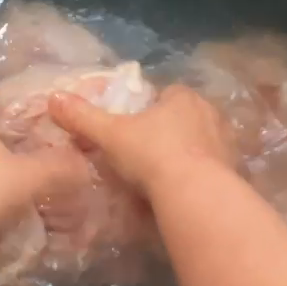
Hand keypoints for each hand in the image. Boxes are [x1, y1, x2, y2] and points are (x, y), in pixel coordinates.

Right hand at [49, 84, 238, 189]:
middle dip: (168, 129)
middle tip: (144, 151)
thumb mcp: (109, 135)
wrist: (193, 192)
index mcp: (182, 98)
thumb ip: (82, 118)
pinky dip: (197, 173)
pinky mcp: (233, 168)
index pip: (166, 93)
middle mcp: (209, 112)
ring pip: (200, 140)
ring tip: (162, 174)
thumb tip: (53, 97)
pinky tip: (180, 189)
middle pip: (185, 116)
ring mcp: (225, 141)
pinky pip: (211, 166)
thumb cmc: (151, 154)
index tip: (133, 126)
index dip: (150, 107)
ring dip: (185, 152)